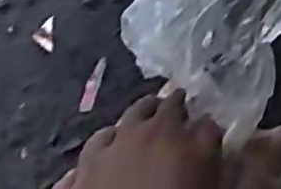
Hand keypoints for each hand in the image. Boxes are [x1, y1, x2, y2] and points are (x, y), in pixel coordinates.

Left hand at [66, 89, 221, 188]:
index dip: (183, 106)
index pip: (176, 101)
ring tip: (124, 144)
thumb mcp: (211, 172)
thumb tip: (209, 121)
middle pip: (140, 109)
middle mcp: (127, 135)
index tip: (188, 113)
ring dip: (116, 135)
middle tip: (160, 120)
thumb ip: (210, 139)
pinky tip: (86, 180)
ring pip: (103, 136)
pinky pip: (69, 178)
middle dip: (152, 110)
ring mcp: (93, 164)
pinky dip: (79, 175)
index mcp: (163, 127)